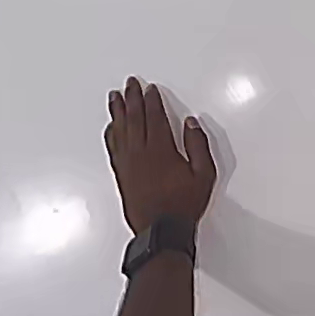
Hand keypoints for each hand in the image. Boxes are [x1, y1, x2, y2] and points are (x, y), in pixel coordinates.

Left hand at [105, 77, 216, 234]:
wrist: (161, 231)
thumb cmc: (183, 204)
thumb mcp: (204, 174)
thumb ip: (197, 145)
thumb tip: (191, 124)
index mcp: (161, 150)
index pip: (155, 117)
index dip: (152, 101)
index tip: (150, 89)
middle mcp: (141, 153)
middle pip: (134, 118)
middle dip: (133, 98)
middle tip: (130, 83)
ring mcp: (128, 163)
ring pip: (120, 129)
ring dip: (118, 111)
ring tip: (115, 96)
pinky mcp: (121, 174)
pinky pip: (113, 147)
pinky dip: (111, 133)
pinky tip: (110, 126)